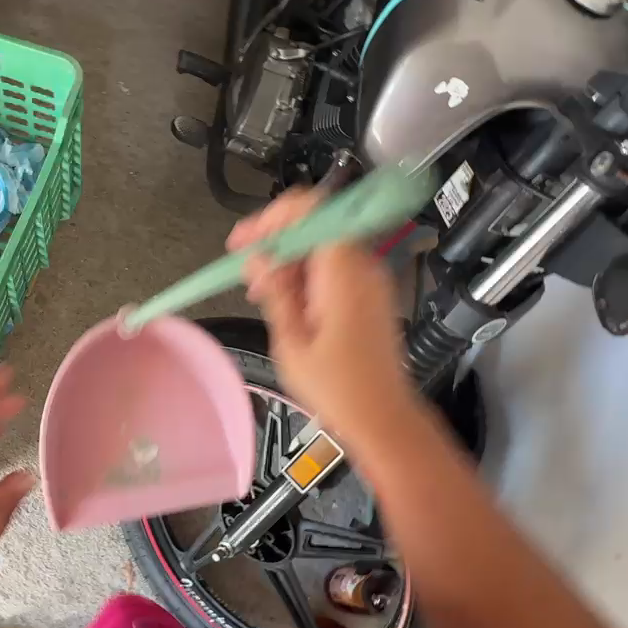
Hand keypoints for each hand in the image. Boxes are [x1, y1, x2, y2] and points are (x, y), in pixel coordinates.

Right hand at [229, 188, 421, 438]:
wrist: (384, 418)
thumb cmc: (339, 389)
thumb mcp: (291, 341)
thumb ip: (274, 292)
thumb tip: (257, 259)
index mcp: (343, 271)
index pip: (309, 210)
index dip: (271, 217)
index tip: (244, 240)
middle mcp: (362, 266)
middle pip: (313, 226)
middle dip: (274, 243)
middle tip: (245, 271)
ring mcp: (369, 278)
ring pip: (320, 247)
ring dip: (286, 261)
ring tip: (260, 292)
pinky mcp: (369, 293)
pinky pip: (332, 267)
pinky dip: (304, 275)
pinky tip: (284, 302)